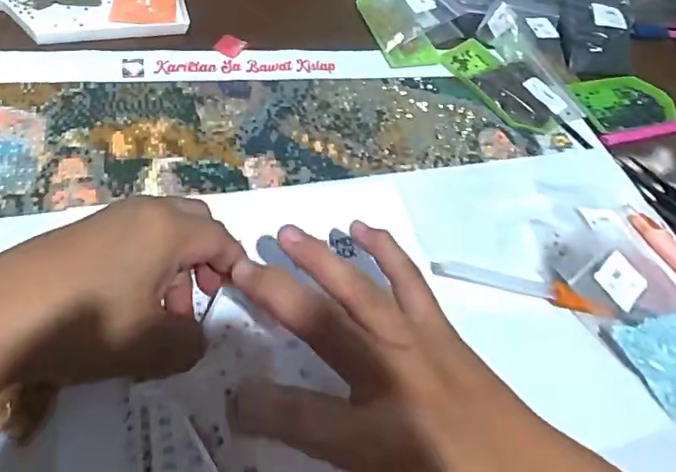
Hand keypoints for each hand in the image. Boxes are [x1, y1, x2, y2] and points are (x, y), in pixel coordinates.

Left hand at [0, 196, 247, 385]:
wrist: (7, 308)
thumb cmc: (89, 322)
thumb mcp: (149, 345)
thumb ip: (189, 343)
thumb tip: (195, 334)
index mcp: (167, 227)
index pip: (220, 237)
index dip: (235, 268)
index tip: (234, 303)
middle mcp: (144, 209)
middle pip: (194, 222)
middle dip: (205, 260)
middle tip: (194, 304)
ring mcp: (113, 215)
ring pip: (164, 229)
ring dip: (174, 264)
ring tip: (156, 315)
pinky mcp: (89, 228)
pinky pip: (135, 235)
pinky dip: (146, 262)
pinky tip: (123, 304)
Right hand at [229, 223, 614, 471]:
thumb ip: (337, 459)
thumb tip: (288, 433)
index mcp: (380, 440)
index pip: (300, 417)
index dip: (259, 406)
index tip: (231, 396)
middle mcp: (394, 381)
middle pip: (322, 325)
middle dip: (275, 294)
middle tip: (238, 267)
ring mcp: (421, 347)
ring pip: (361, 291)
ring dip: (320, 258)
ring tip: (285, 232)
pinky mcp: (444, 332)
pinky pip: (411, 283)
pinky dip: (387, 251)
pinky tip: (364, 227)